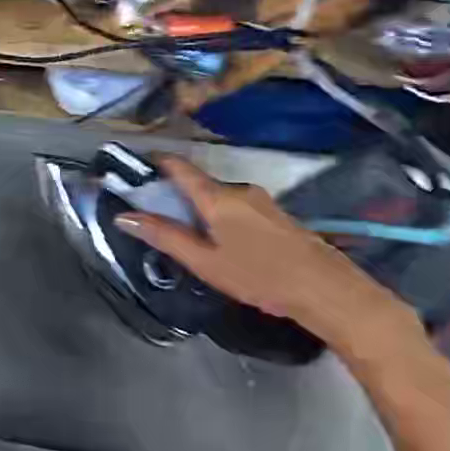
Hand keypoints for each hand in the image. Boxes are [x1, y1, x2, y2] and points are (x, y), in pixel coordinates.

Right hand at [114, 155, 418, 346]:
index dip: (154, 162)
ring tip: (184, 233)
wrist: (325, 288)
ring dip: (197, 207)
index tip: (133, 167)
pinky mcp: (273, 213)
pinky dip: (218, 214)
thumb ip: (165, 237)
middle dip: (173, 192)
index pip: (179, 166)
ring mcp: (259, 199)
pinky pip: (235, 205)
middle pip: (197, 183)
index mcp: (217, 197)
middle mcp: (238, 189)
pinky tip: (218, 241)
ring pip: (217, 196)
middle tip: (152, 214)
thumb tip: (124, 216)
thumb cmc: (259, 276)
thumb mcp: (205, 262)